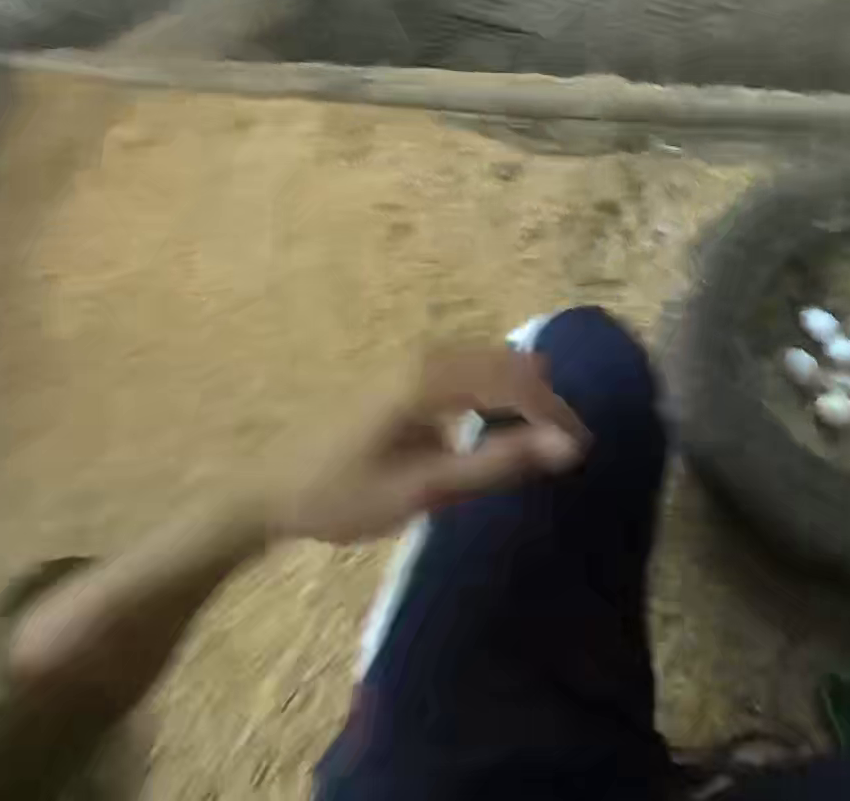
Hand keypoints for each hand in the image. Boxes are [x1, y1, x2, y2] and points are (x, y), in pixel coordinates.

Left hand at [269, 347, 589, 543]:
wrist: (269, 487)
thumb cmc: (344, 494)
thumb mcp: (425, 489)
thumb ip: (498, 463)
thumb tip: (565, 447)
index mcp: (432, 378)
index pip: (516, 381)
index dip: (554, 413)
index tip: (580, 448)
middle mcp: (429, 355)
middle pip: (510, 363)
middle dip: (544, 402)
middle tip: (565, 447)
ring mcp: (417, 358)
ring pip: (493, 361)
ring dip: (523, 395)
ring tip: (542, 437)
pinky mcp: (409, 369)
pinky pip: (474, 366)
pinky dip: (499, 390)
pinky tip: (500, 420)